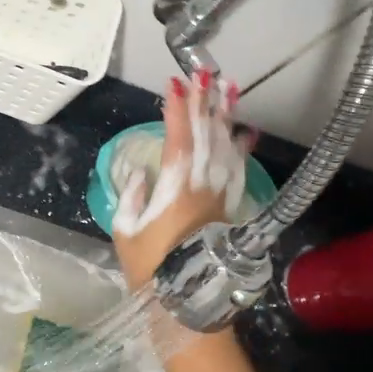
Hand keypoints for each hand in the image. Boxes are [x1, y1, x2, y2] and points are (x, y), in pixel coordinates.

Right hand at [112, 68, 246, 285]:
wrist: (188, 298)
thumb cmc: (152, 267)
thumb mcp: (126, 233)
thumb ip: (132, 198)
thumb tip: (141, 173)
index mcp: (176, 187)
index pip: (178, 138)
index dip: (177, 110)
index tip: (174, 85)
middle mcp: (203, 184)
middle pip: (207, 135)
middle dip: (205, 103)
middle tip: (207, 73)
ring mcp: (221, 195)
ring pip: (226, 147)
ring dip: (226, 117)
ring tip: (228, 90)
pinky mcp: (231, 207)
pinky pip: (239, 170)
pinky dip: (242, 149)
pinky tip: (246, 132)